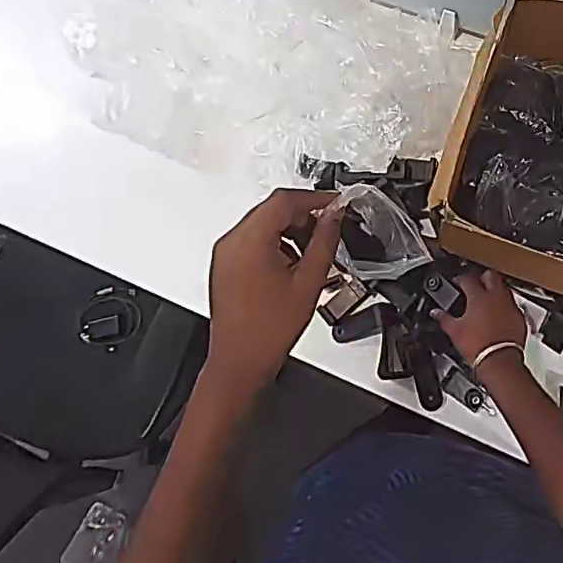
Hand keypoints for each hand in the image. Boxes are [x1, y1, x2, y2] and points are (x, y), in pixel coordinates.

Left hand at [202, 188, 343, 403]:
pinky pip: (255, 240)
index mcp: (250, 241)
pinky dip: (278, 243)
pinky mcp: (227, 265)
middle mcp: (232, 242)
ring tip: (314, 253)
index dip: (316, 199)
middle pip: (273, 210)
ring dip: (292, 230)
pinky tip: (296, 265)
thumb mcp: (308, 280)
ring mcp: (226, 254)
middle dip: (305, 216)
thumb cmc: (267, 331)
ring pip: (265, 224)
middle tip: (329, 228)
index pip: (284, 201)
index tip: (336, 203)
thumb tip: (334, 216)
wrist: (240, 363)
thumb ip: (325, 241)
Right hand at [440, 270, 530, 367]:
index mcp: (479, 297)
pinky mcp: (520, 316)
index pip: (468, 278)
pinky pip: (513, 304)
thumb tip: (436, 313)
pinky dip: (505, 306)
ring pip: (504, 288)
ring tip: (486, 298)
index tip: (457, 282)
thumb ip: (444, 318)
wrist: (499, 361)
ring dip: (495, 289)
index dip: (460, 278)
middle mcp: (497, 296)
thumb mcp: (455, 331)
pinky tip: (499, 314)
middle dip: (482, 277)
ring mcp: (510, 305)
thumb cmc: (479, 347)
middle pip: (491, 275)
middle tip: (475, 284)